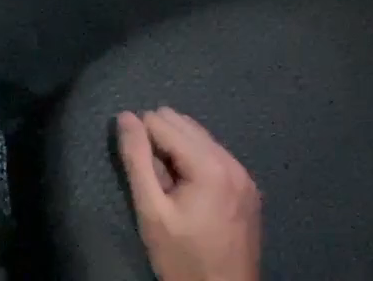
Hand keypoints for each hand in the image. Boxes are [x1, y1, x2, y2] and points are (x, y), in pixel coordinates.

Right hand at [116, 107, 260, 280]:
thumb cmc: (183, 257)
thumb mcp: (150, 209)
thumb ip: (136, 158)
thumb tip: (125, 116)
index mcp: (210, 166)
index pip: (159, 121)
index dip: (142, 142)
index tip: (145, 176)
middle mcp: (232, 162)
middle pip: (179, 121)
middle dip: (160, 142)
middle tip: (158, 181)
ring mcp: (244, 175)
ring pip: (195, 133)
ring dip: (176, 149)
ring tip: (173, 187)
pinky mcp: (247, 187)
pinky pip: (211, 151)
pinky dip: (193, 159)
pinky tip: (190, 190)